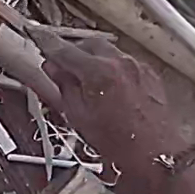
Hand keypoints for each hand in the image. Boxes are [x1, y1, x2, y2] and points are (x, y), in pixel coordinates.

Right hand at [34, 29, 194, 193]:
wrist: (156, 155)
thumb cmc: (119, 143)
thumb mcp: (77, 116)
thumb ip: (63, 87)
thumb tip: (54, 70)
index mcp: (98, 72)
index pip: (65, 50)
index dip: (47, 44)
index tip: (38, 39)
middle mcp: (119, 62)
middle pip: (88, 44)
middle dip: (72, 52)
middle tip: (60, 67)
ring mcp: (137, 66)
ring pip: (107, 51)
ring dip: (92, 59)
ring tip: (83, 80)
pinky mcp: (148, 74)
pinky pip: (123, 62)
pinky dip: (110, 67)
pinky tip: (105, 87)